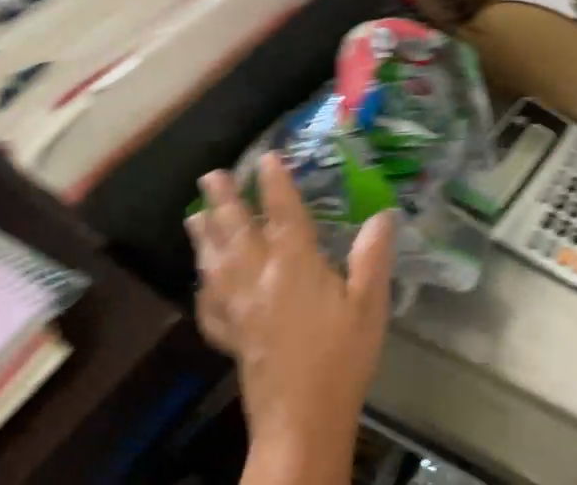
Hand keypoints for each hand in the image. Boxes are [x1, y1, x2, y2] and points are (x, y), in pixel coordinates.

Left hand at [186, 154, 395, 461]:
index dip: (274, 186)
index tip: (267, 158)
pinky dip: (203, 285)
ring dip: (205, 236)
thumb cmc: (342, 356)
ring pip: (215, 265)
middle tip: (211, 175)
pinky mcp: (230, 338)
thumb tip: (381, 214)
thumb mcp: (369, 303)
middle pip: (237, 235)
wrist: (301, 418)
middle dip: (225, 203)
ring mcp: (238, 312)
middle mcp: (259, 282)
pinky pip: (209, 304)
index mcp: (294, 269)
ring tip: (195, 214)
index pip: (283, 217)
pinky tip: (203, 279)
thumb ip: (372, 256)